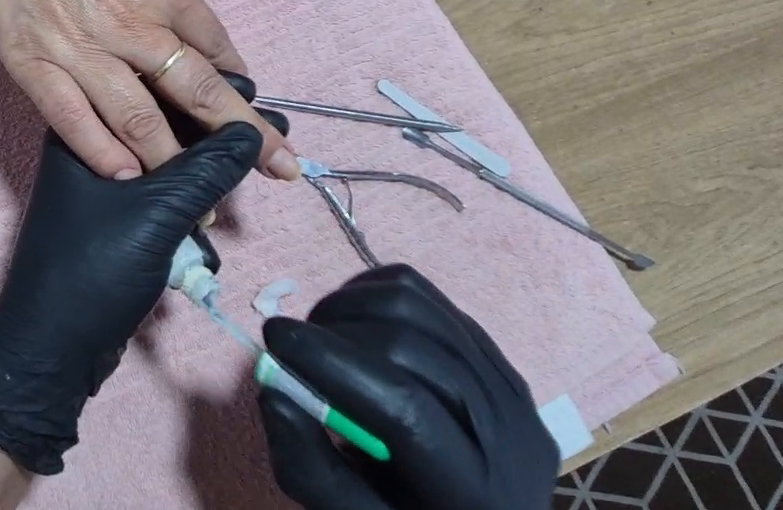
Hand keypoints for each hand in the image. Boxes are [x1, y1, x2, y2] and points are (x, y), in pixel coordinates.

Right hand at [0, 0, 296, 180]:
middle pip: (196, 90)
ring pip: (140, 120)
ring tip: (202, 193)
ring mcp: (78, 48)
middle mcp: (128, 21)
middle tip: (279, 167)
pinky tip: (127, 176)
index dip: (238, 80)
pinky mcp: (32, 65)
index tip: (249, 103)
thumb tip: (182, 30)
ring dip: (175, 161)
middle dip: (243, 134)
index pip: (214, 44)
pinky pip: (73, 122)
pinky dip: (104, 155)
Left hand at [0, 88, 290, 474]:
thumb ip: (207, 168)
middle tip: (276, 127)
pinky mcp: (115, 207)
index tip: (257, 96)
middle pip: (165, 118)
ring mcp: (102, 175)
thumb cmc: (93, 267)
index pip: (152, 91)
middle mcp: (90, 141)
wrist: (50, 345)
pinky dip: (198, 180)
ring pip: (168, 149)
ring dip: (214, 154)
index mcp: (83, 126)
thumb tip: (254, 131)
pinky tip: (230, 181)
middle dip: (220, 124)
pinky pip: (164, 178)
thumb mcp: (156, 213)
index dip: (207, 90)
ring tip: (266, 153)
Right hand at [258, 265, 558, 509]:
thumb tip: (272, 389)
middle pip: (406, 346)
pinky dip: (373, 293)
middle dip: (332, 333)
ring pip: (414, 305)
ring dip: (348, 305)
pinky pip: (426, 296)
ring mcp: (510, 386)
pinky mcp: (497, 354)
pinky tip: (352, 321)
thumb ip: (309, 467)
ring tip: (320, 334)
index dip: (331, 362)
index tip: (273, 339)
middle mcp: (509, 431)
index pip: (403, 406)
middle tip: (291, 348)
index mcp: (476, 491)